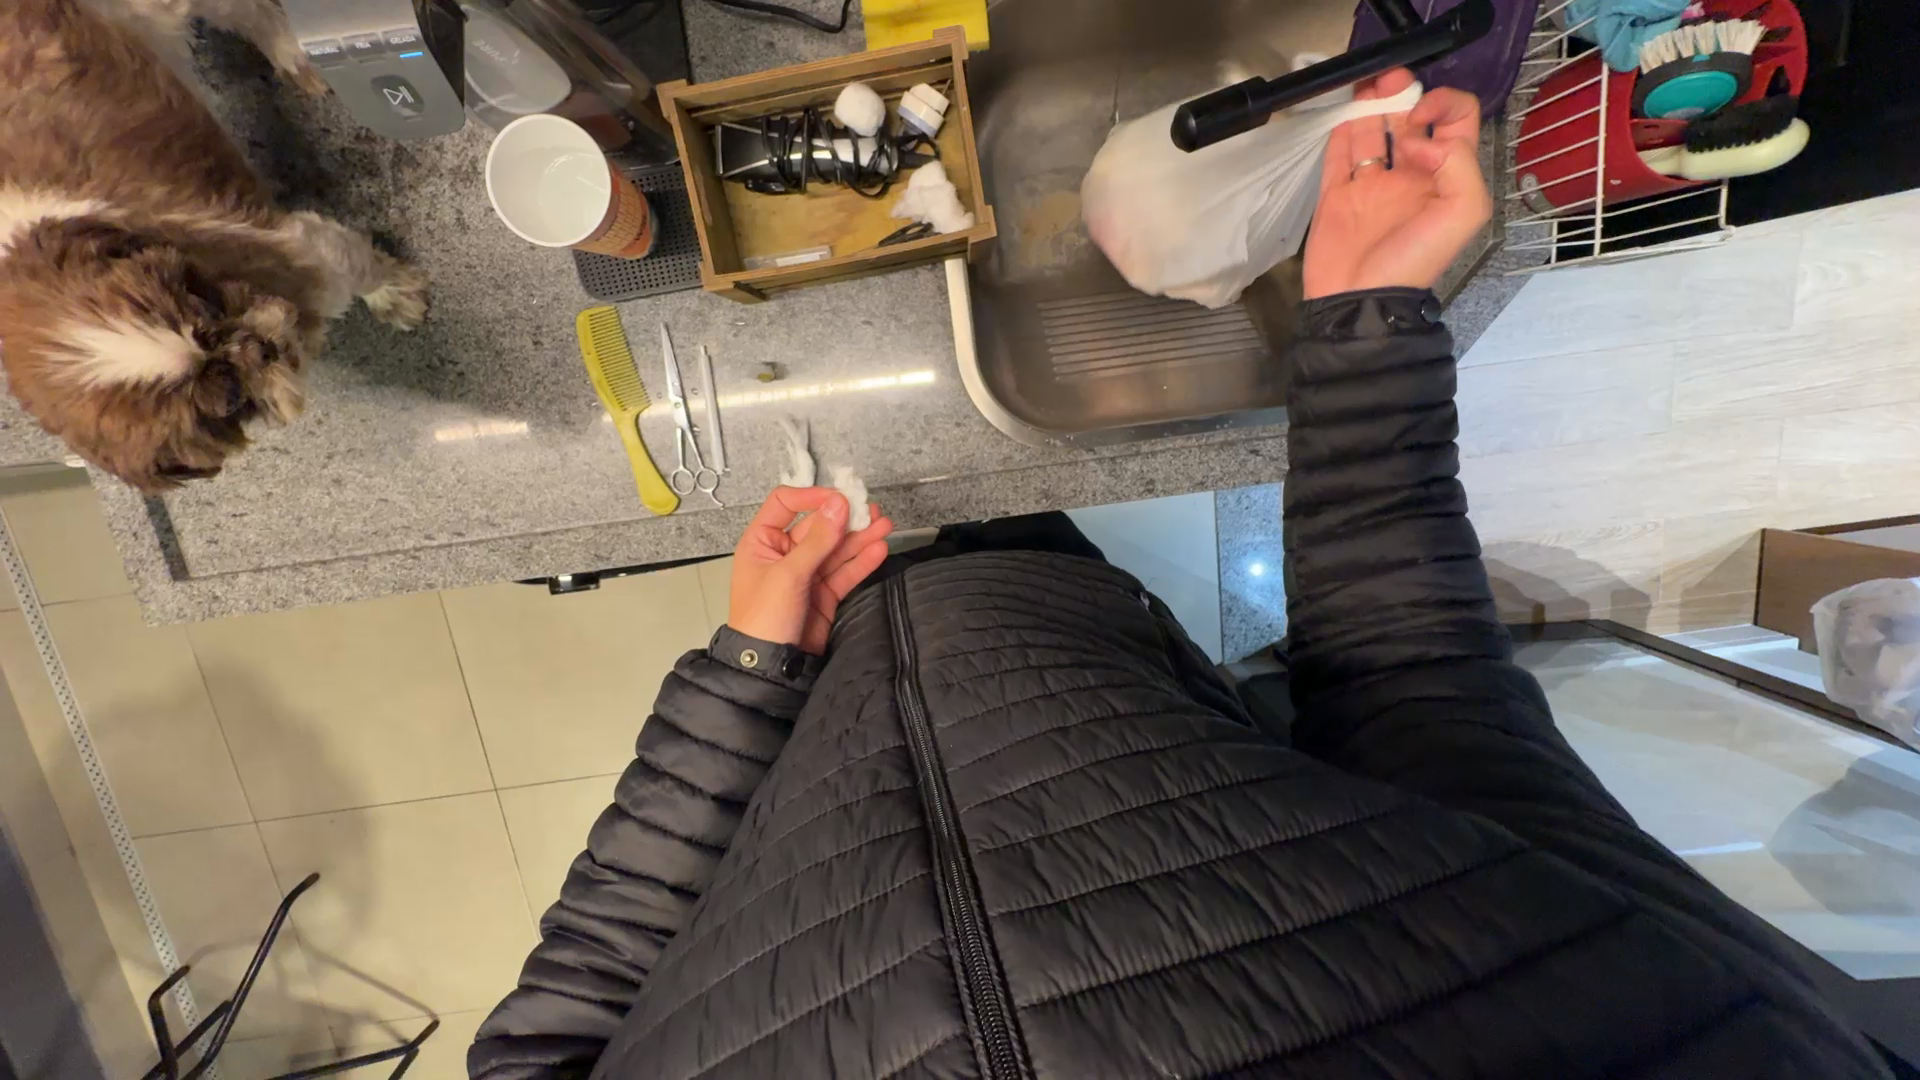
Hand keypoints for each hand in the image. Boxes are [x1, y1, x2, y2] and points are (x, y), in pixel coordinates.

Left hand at [728, 487, 893, 655]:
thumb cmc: (763, 619)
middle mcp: (784, 553)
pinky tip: (878, 549)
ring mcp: (806, 574)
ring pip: (836, 549)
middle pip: (819, 526)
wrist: (769, 667)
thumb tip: (839, 504)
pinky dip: (862, 561)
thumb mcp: (788, 574)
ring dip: (860, 538)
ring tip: (885, 527)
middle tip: (872, 511)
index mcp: (762, 542)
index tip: (839, 498)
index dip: (812, 497)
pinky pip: (845, 571)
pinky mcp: (824, 593)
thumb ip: (818, 540)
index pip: (786, 504)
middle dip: (846, 519)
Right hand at [1303, 70, 1492, 299]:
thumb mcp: (1464, 212)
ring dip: (1370, 107)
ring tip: (1366, 86)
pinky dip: (1339, 135)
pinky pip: (1337, 160)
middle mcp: (1407, 177)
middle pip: (1408, 122)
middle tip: (1388, 82)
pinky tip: (1343, 116)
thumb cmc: (1414, 261)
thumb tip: (1416, 140)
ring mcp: (1369, 187)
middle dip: (1403, 94)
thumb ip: (1456, 163)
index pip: (1454, 122)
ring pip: (1371, 134)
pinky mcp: (1335, 199)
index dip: (1442, 106)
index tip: (1419, 118)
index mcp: (1443, 177)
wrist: (1359, 300)